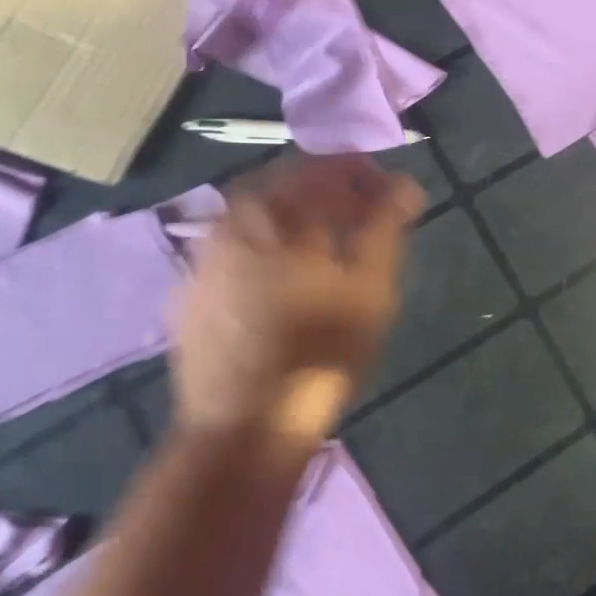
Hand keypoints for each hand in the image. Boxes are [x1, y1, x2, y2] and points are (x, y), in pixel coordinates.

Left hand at [172, 155, 424, 448]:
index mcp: (275, 215)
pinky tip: (288, 277)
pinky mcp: (191, 294)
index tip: (390, 190)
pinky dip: (266, 245)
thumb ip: (385, 227)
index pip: (322, 168)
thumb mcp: (369, 287)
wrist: (243, 427)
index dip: (361, 171)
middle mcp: (231, 225)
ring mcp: (204, 260)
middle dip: (325, 189)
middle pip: (282, 185)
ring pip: (255, 217)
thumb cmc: (319, 351)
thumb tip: (404, 184)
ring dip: (294, 216)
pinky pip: (234, 247)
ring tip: (329, 245)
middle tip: (360, 213)